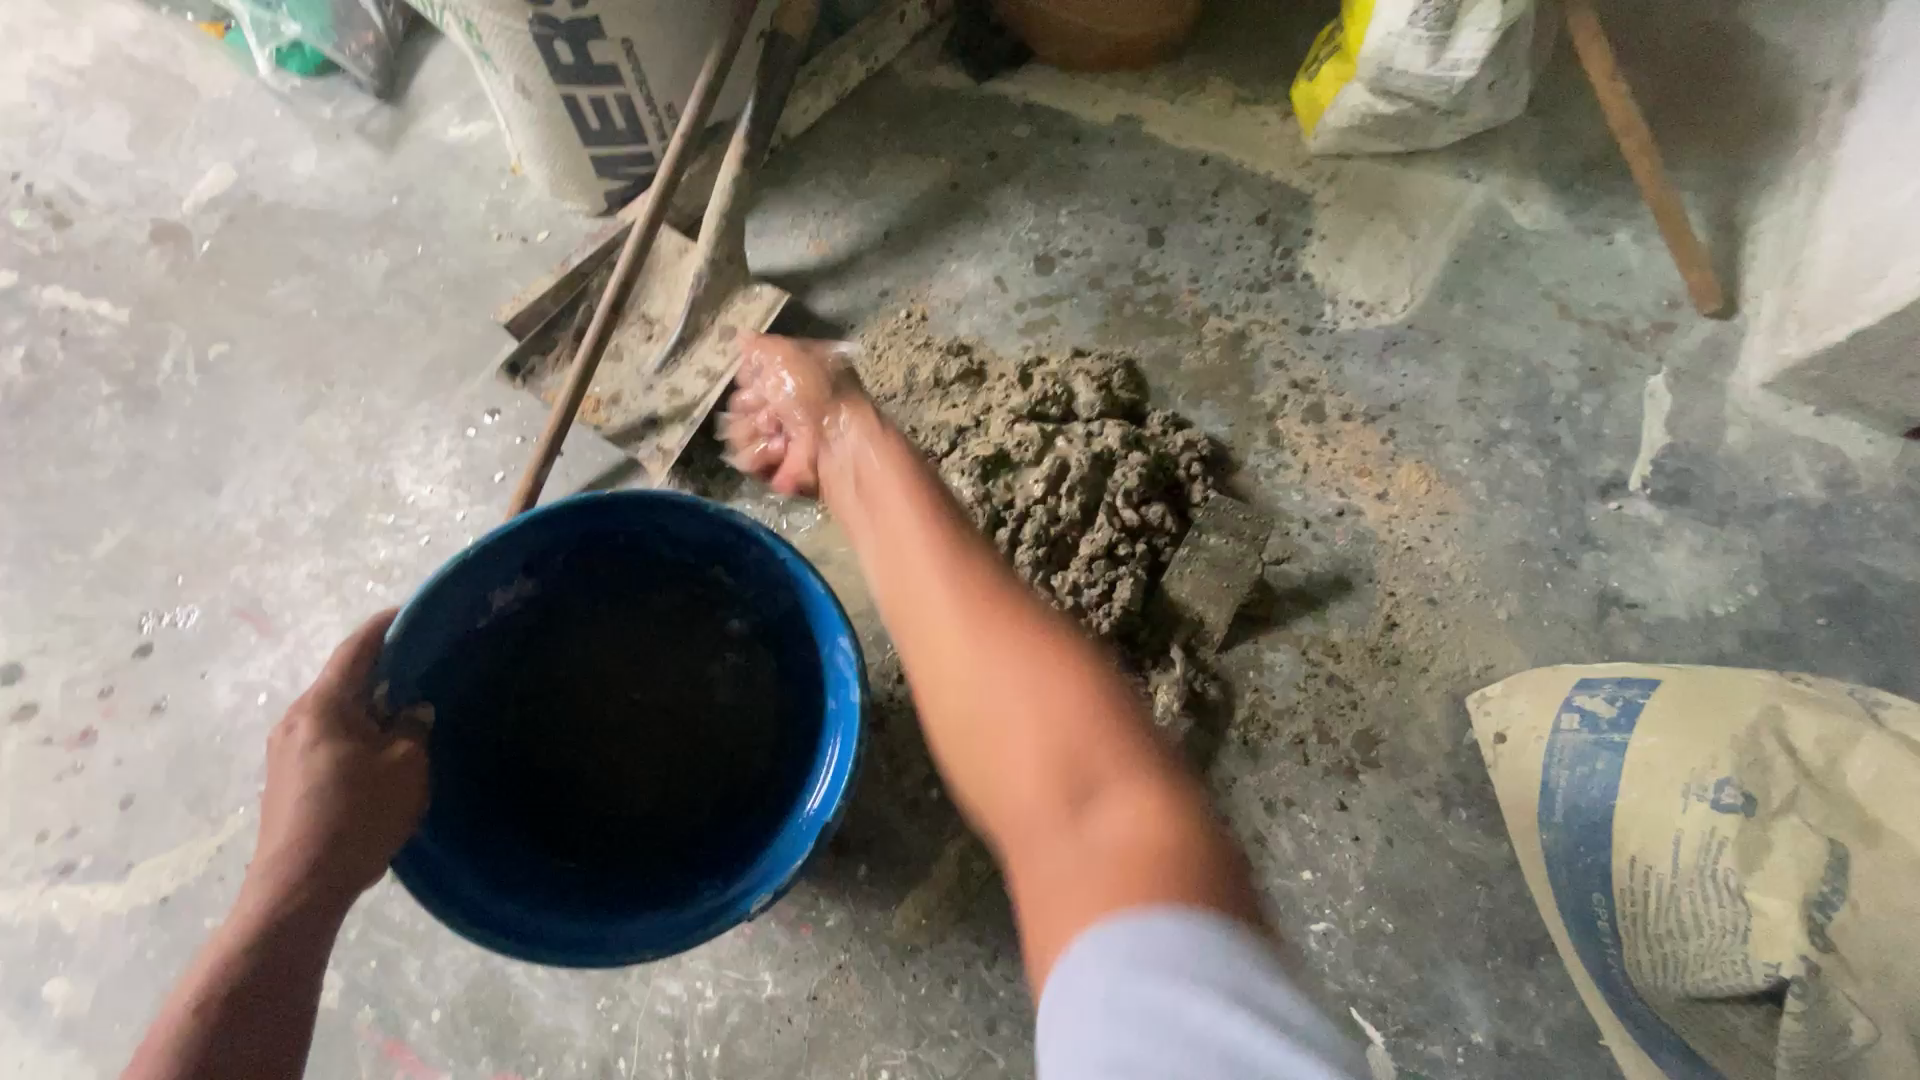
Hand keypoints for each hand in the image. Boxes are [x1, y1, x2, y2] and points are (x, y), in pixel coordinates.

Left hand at [245, 610, 429, 914]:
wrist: (300, 885)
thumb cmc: (359, 813)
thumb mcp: (406, 763)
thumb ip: (413, 725)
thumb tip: (412, 710)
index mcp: (323, 706)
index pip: (357, 649)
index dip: (387, 626)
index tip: (418, 612)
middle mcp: (297, 719)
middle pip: (345, 677)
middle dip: (385, 665)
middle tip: (429, 658)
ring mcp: (288, 749)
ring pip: (339, 707)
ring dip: (374, 699)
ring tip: (416, 699)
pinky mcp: (290, 775)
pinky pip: (332, 732)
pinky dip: (362, 724)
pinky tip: (389, 739)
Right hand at [722, 331, 866, 496]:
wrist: (841, 437)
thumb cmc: (819, 391)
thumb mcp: (791, 355)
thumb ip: (761, 346)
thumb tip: (741, 337)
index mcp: (788, 381)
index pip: (746, 380)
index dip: (749, 382)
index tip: (760, 384)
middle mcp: (782, 409)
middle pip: (737, 409)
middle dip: (750, 409)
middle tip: (775, 412)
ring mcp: (779, 441)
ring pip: (738, 436)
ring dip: (755, 433)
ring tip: (781, 434)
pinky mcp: (778, 469)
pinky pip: (749, 463)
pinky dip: (762, 456)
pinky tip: (782, 451)